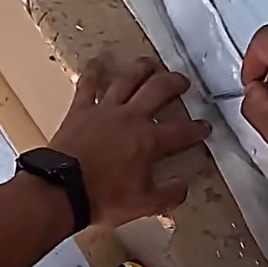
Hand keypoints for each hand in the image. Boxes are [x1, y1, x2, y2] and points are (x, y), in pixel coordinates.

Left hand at [48, 58, 211, 227]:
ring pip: (128, 80)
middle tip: (183, 82)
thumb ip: (169, 194)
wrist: (62, 190)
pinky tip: (98, 62)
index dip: (197, 129)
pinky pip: (89, 84)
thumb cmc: (104, 198)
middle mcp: (131, 118)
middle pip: (158, 91)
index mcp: (150, 141)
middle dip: (174, 84)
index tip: (205, 127)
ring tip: (152, 64)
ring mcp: (104, 110)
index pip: (182, 132)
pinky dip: (94, 72)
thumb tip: (183, 186)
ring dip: (143, 69)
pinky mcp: (81, 109)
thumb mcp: (144, 204)